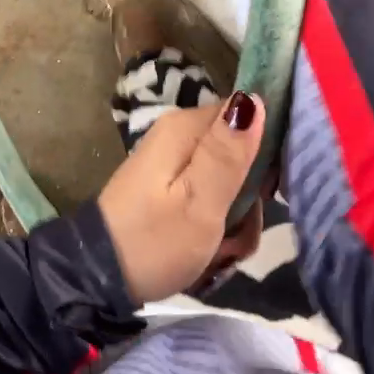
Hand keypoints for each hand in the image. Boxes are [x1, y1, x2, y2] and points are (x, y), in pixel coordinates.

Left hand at [97, 92, 265, 304]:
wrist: (102, 275)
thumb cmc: (154, 239)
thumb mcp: (199, 201)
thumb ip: (227, 153)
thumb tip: (253, 98)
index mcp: (185, 128)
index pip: (245, 115)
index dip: (266, 149)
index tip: (271, 190)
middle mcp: (180, 135)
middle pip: (240, 151)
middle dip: (251, 194)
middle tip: (241, 230)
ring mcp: (174, 161)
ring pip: (230, 180)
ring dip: (238, 217)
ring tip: (226, 247)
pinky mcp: (172, 186)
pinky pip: (212, 196)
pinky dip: (219, 223)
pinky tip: (215, 249)